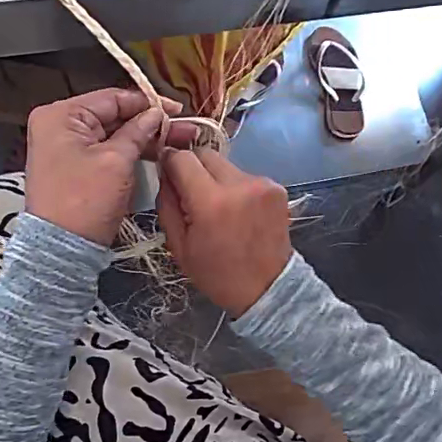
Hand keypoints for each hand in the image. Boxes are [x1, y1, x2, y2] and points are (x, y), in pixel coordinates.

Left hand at [26, 88, 192, 245]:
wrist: (63, 248)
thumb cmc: (86, 199)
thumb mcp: (117, 160)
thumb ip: (138, 132)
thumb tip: (156, 115)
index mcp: (61, 115)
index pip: (112, 98)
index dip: (148, 103)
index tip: (178, 111)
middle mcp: (58, 126)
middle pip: (113, 116)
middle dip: (150, 124)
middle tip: (185, 131)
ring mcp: (65, 149)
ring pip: (112, 136)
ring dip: (143, 140)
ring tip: (177, 144)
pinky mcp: (75, 169)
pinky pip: (106, 153)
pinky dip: (130, 155)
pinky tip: (157, 156)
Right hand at [157, 147, 292, 316]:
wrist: (267, 288)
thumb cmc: (217, 274)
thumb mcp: (178, 246)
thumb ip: (167, 203)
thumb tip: (164, 173)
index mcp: (210, 202)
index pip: (182, 158)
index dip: (170, 163)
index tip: (168, 173)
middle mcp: (239, 185)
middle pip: (205, 153)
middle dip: (193, 168)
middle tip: (192, 193)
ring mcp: (262, 184)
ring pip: (226, 164)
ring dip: (216, 178)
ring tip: (219, 206)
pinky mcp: (276, 187)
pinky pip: (245, 176)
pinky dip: (236, 187)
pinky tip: (239, 210)